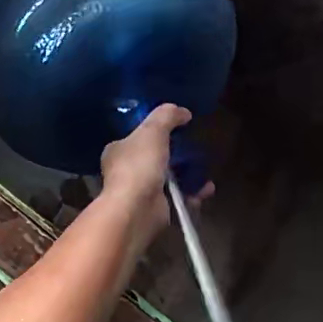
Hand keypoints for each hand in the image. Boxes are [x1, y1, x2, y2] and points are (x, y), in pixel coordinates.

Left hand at [96, 104, 198, 254]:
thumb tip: (183, 111)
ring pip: (169, 179)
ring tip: (204, 174)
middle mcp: (125, 170)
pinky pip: (177, 197)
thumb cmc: (139, 165)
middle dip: (178, 156)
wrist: (136, 209)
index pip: (136, 136)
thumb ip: (166, 116)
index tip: (177, 128)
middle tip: (195, 153)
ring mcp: (139, 191)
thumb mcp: (152, 131)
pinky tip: (204, 191)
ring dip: (189, 176)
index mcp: (118, 150)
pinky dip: (191, 194)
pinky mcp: (154, 208)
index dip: (156, 131)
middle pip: (156, 157)